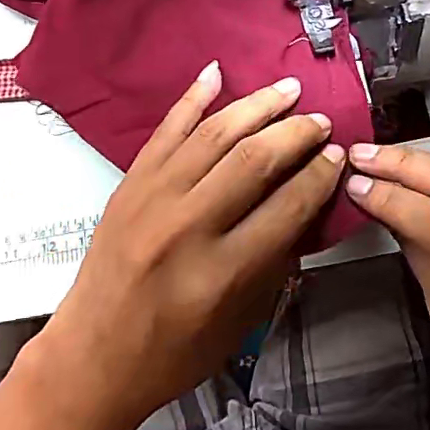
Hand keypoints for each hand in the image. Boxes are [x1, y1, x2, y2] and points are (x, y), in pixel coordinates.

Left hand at [27, 62, 344, 429]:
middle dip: (296, 134)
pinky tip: (216, 74)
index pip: (287, 206)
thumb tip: (306, 203)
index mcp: (221, 272)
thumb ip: (275, 261)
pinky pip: (165, 130)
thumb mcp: (239, 321)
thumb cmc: (172, 352)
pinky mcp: (129, 184)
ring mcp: (152, 198)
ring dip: (257, 106)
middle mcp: (187, 226)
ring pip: (214, 135)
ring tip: (288, 89)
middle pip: (254, 160)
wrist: (92, 356)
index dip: (320, 175)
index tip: (338, 156)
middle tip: (321, 122)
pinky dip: (192, 98)